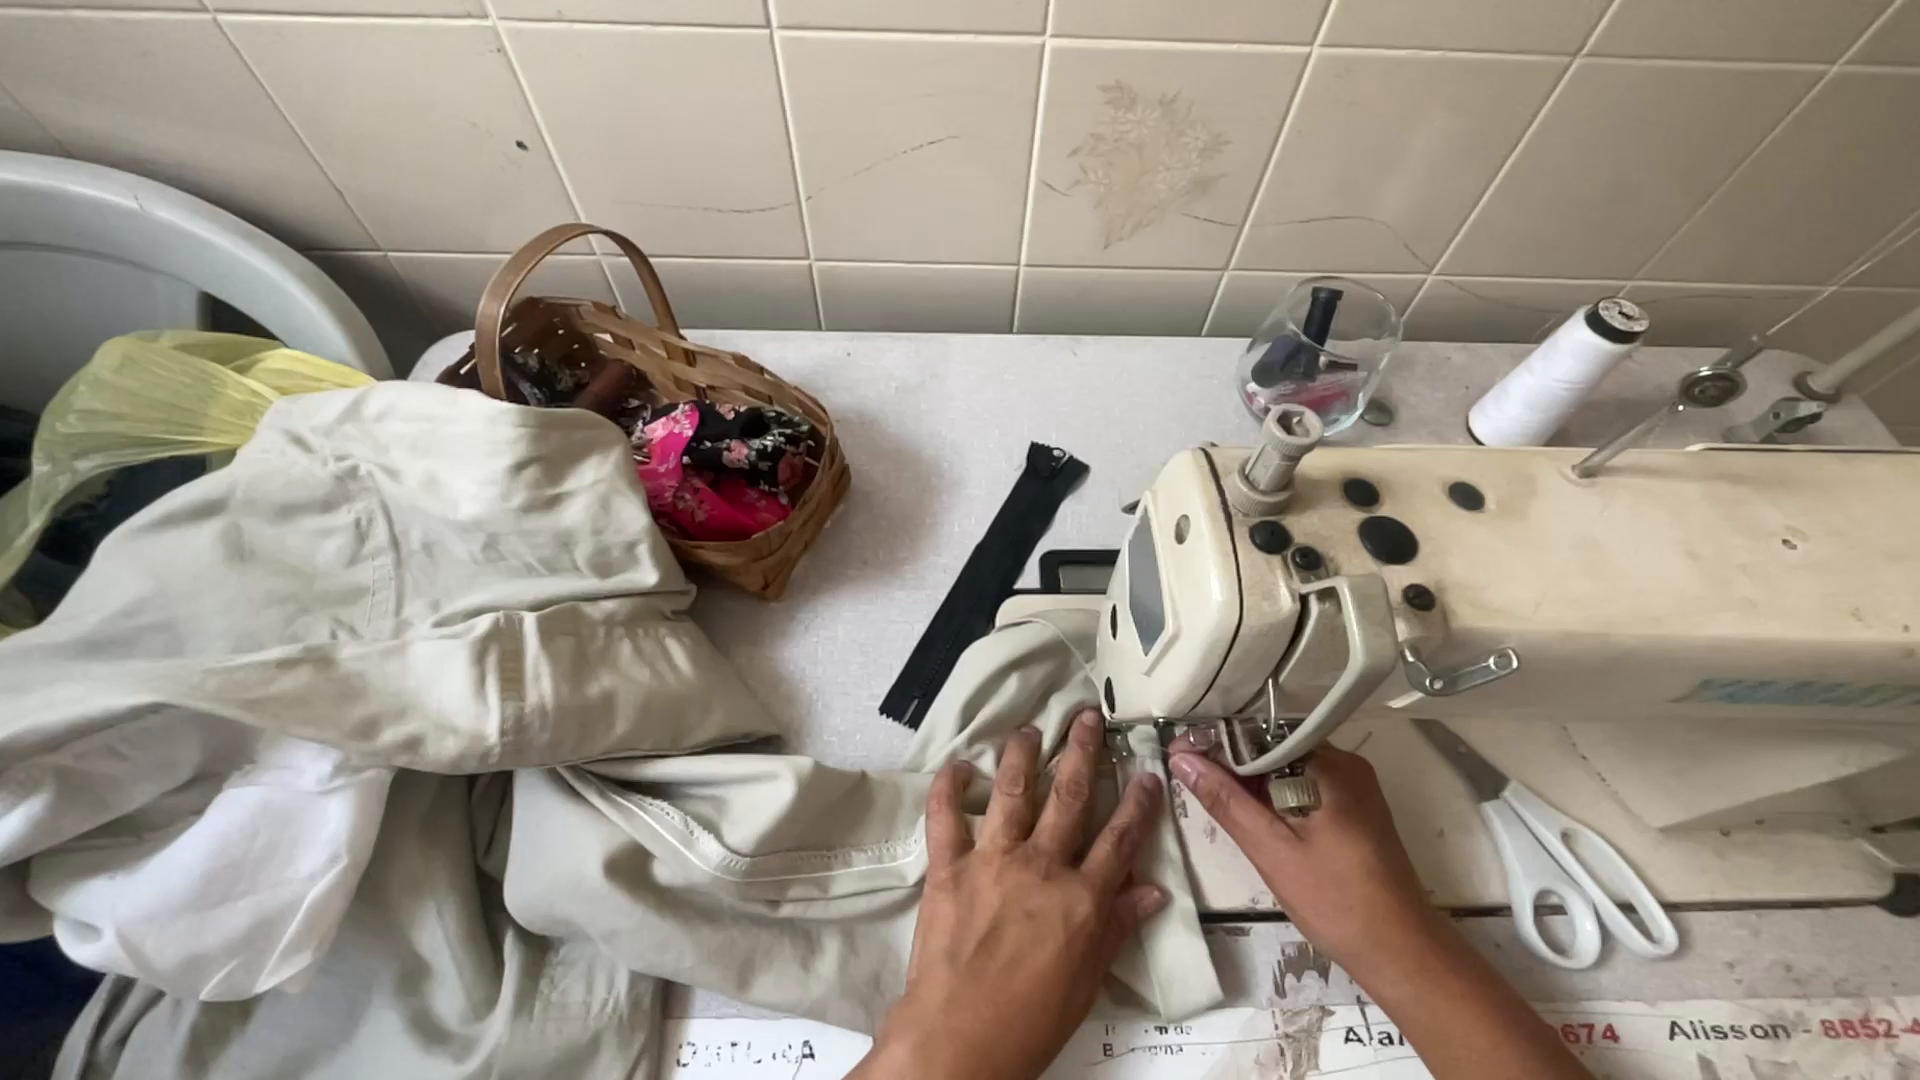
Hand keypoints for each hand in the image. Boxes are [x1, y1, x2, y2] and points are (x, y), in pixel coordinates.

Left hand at [853, 708, 1167, 1079]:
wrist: (961, 1037)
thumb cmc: (1031, 1019)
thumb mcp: (1088, 980)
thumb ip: (1117, 928)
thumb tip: (1153, 890)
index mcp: (1081, 897)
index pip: (1119, 839)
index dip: (1137, 803)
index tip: (1147, 771)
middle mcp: (1041, 866)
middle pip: (1069, 797)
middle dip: (1081, 752)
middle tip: (1087, 717)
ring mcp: (992, 861)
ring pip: (1011, 792)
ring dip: (1021, 755)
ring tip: (1030, 728)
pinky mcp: (949, 867)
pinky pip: (946, 817)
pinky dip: (948, 788)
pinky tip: (957, 765)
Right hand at [1166, 741, 1438, 974]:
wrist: (1402, 954)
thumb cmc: (1337, 902)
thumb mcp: (1271, 850)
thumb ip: (1226, 800)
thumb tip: (1182, 759)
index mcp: (1331, 765)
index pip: (1260, 732)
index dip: (1215, 740)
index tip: (1178, 755)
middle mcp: (1344, 765)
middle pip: (1272, 746)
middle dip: (1228, 760)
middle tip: (1188, 777)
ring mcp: (1351, 788)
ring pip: (1284, 767)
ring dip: (1247, 779)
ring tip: (1208, 793)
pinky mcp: (1351, 810)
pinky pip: (1299, 785)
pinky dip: (1270, 795)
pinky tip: (1247, 813)